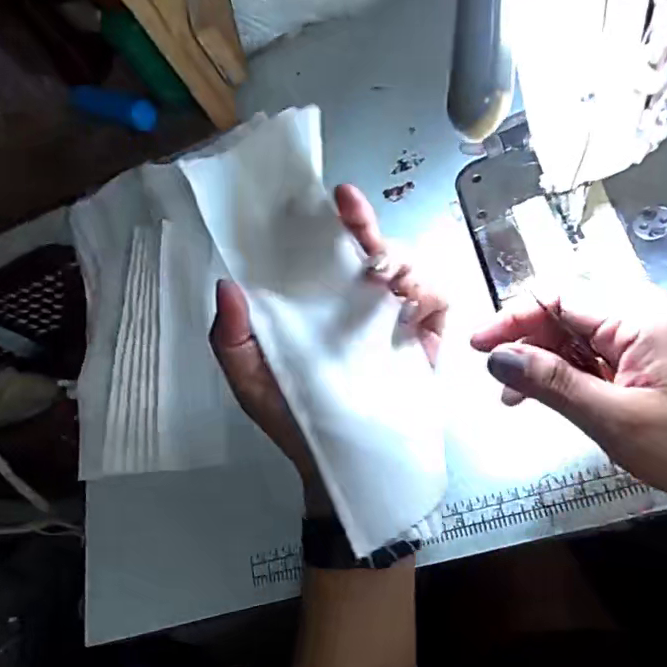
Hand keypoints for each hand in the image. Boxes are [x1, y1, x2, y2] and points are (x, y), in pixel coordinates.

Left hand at [211, 183, 447, 513]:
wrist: (343, 466)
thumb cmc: (295, 423)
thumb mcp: (251, 384)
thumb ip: (233, 339)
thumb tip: (227, 284)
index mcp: (318, 305)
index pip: (327, 252)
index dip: (333, 222)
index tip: (333, 199)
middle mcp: (358, 305)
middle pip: (373, 249)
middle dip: (369, 227)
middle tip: (357, 222)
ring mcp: (396, 322)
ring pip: (410, 268)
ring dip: (403, 260)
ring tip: (388, 278)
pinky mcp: (427, 341)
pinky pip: (439, 302)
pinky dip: (432, 292)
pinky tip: (414, 304)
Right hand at [469, 288, 666, 557]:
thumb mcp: (615, 419)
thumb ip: (554, 383)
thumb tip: (499, 355)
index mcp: (637, 318)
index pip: (559, 299)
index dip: (513, 318)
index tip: (477, 348)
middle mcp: (645, 318)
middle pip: (570, 317)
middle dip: (529, 345)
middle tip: (498, 386)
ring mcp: (656, 343)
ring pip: (586, 342)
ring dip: (550, 366)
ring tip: (518, 401)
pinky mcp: (662, 367)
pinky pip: (608, 362)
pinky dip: (579, 379)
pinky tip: (562, 401)